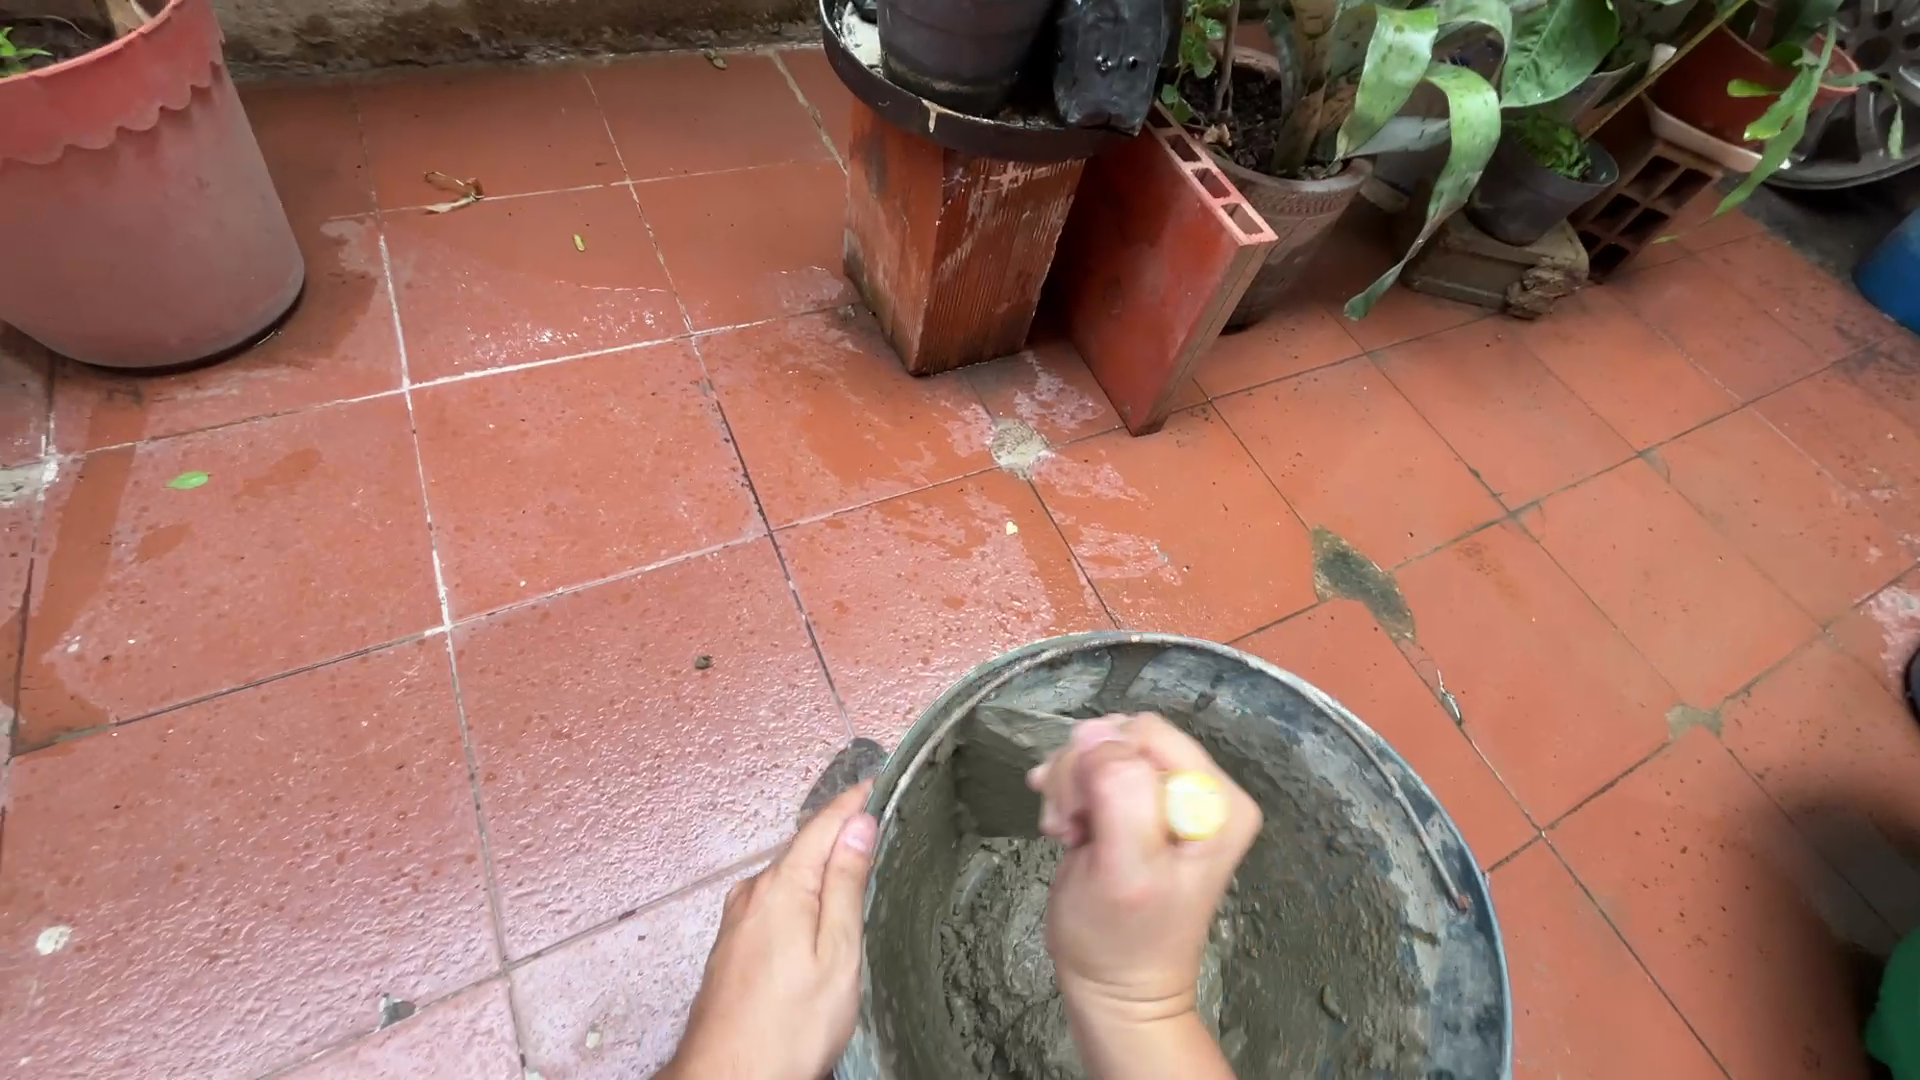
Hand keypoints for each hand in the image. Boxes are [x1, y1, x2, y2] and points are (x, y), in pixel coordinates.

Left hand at [659, 782, 877, 1079]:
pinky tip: (815, 904)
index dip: (853, 800)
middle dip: (839, 829)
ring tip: (853, 856)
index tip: (878, 780)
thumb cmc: (788, 1027)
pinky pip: (774, 896)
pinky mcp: (733, 942)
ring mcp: (738, 917)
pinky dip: (801, 886)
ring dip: (820, 859)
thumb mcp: (836, 953)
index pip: (824, 823)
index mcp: (783, 886)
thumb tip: (859, 825)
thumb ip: (845, 883)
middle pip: (804, 845)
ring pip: (788, 872)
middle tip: (877, 816)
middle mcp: (754, 892)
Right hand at [1029, 714, 1260, 1030]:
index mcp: (1217, 800)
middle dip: (1081, 772)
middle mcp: (1201, 788)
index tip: (1083, 816)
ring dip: (1069, 783)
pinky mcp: (1137, 801)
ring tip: (1067, 829)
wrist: (1114, 988)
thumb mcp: (1123, 869)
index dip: (1101, 764)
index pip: (1146, 735)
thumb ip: (1119, 793)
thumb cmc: (1119, 941)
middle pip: (1121, 736)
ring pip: (1100, 746)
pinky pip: (1092, 764)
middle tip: (1071, 824)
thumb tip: (1095, 734)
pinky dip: (1067, 788)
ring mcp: (1168, 794)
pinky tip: (1062, 821)